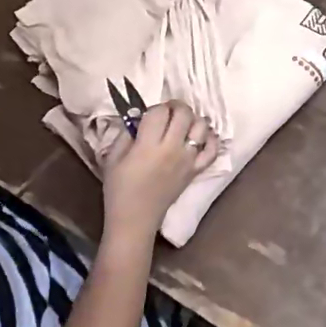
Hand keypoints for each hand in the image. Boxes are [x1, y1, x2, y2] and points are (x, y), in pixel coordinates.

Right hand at [100, 101, 220, 244]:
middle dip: (175, 106)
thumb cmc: (119, 189)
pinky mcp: (196, 171)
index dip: (154, 108)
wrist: (135, 220)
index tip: (148, 115)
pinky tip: (201, 136)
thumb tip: (138, 118)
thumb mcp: (113, 158)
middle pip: (184, 114)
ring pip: (201, 127)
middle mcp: (172, 149)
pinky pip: (212, 151)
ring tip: (182, 122)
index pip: (159, 112)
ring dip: (193, 119)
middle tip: (167, 111)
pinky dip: (210, 139)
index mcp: (148, 146)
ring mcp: (188, 160)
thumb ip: (126, 134)